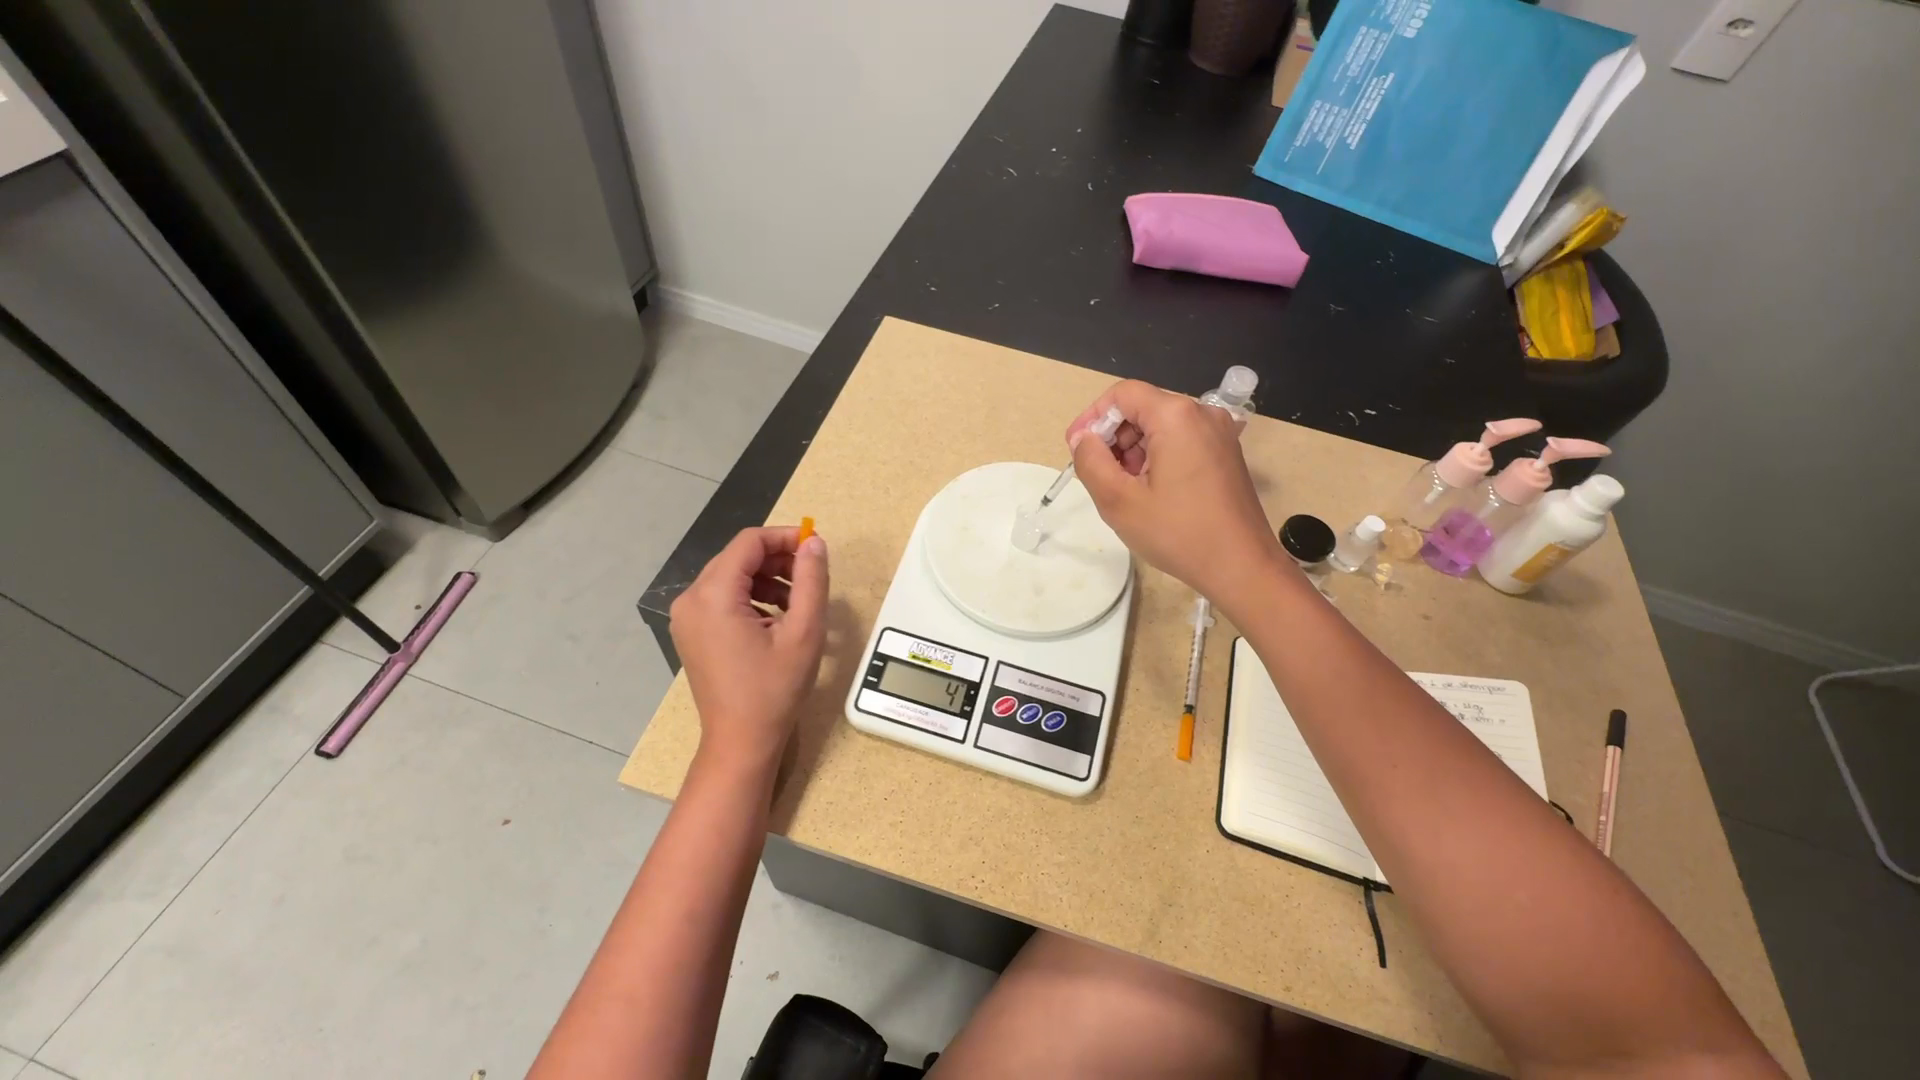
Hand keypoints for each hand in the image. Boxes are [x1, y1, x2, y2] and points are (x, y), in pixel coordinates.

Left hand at [669, 526, 829, 776]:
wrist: (740, 741)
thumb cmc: (774, 689)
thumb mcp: (803, 632)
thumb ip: (811, 580)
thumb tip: (814, 543)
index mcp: (713, 595)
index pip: (749, 543)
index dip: (785, 538)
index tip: (816, 549)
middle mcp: (691, 599)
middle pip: (738, 558)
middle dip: (778, 560)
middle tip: (811, 578)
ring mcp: (686, 618)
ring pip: (731, 577)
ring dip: (767, 580)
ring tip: (799, 605)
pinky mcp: (691, 633)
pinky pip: (722, 599)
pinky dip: (751, 599)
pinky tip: (777, 621)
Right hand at [1066, 381, 1285, 604]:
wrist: (1241, 566)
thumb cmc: (1178, 533)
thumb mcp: (1119, 500)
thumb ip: (1091, 461)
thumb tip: (1083, 439)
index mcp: (1176, 416)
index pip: (1122, 394)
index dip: (1092, 417)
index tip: (1078, 449)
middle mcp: (1202, 414)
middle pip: (1143, 408)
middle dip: (1114, 437)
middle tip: (1102, 477)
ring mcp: (1220, 433)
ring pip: (1162, 426)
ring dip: (1135, 451)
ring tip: (1126, 490)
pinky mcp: (1227, 453)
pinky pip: (1182, 441)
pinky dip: (1158, 458)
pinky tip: (1152, 492)